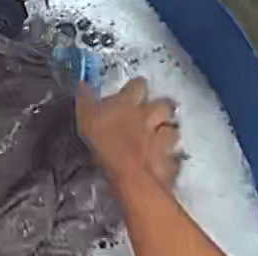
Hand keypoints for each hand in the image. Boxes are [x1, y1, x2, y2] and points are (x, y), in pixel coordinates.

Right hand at [76, 77, 182, 191]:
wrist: (128, 175)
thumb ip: (86, 97)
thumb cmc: (103, 141)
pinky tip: (168, 161)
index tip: (138, 85)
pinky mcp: (168, 164)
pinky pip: (174, 159)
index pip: (138, 86)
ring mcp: (161, 141)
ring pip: (173, 132)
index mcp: (128, 103)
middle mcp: (148, 118)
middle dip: (163, 107)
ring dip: (170, 132)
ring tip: (166, 134)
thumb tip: (82, 83)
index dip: (139, 85)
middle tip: (159, 110)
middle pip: (163, 107)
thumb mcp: (85, 114)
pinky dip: (172, 159)